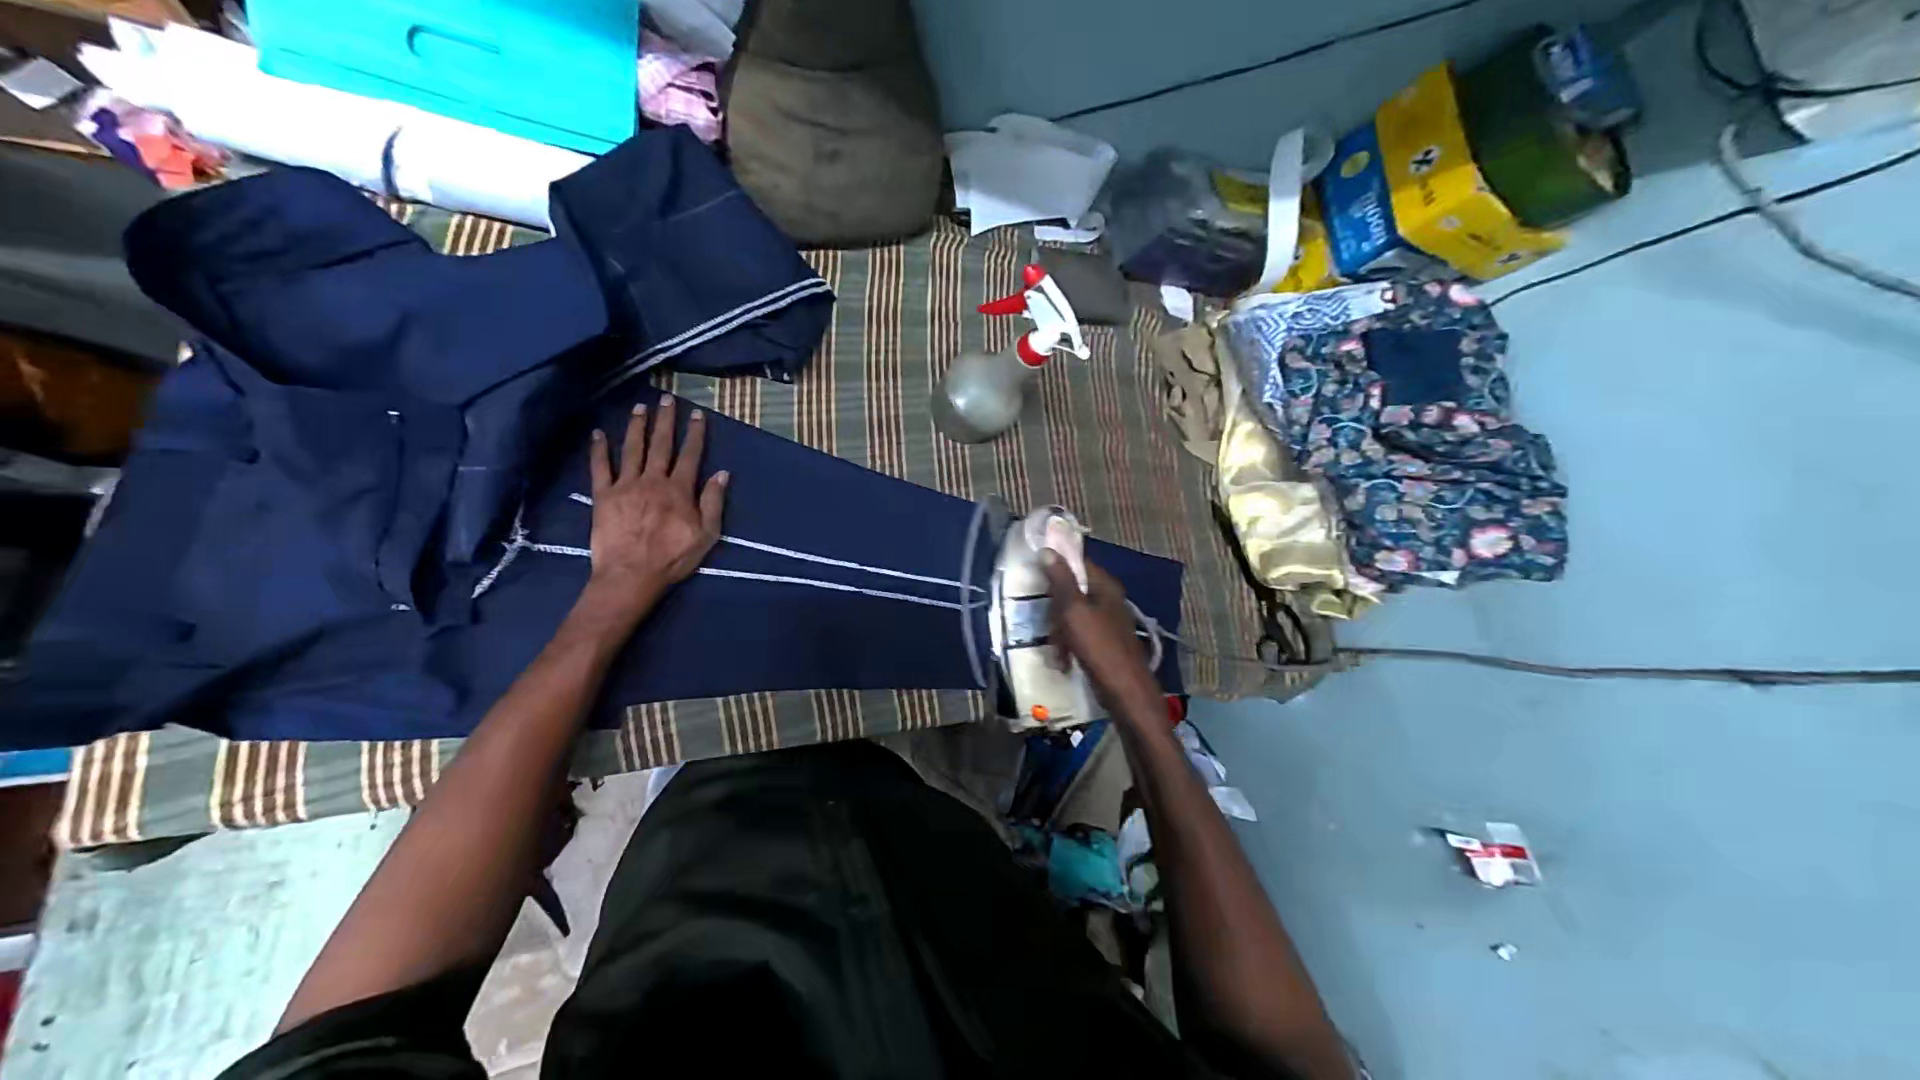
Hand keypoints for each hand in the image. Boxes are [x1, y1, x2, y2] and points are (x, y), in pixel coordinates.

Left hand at [586, 395, 727, 605]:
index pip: (690, 455)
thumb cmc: (673, 558)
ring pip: (632, 449)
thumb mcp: (706, 535)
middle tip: (666, 399)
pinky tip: (599, 433)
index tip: (697, 414)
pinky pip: (600, 467)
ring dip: (637, 426)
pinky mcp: (603, 496)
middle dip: (665, 420)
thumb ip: (713, 502)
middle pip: (661, 445)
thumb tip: (722, 474)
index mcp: (679, 490)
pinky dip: (599, 449)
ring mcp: (625, 485)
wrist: (631, 575)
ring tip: (640, 407)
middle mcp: (653, 480)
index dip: (695, 433)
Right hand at [1041, 551, 1158, 706]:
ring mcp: (1106, 621)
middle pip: (1071, 590)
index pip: (1077, 562)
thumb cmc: (1099, 646)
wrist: (1124, 691)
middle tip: (1050, 624)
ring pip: (1071, 614)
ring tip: (1058, 649)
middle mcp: (1107, 599)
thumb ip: (1061, 580)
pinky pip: (1077, 633)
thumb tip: (1047, 550)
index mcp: (1104, 586)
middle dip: (1055, 609)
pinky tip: (1064, 660)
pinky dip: (1068, 644)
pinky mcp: (1102, 641)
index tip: (1036, 578)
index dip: (1056, 566)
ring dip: (1059, 631)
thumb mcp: (1074, 611)